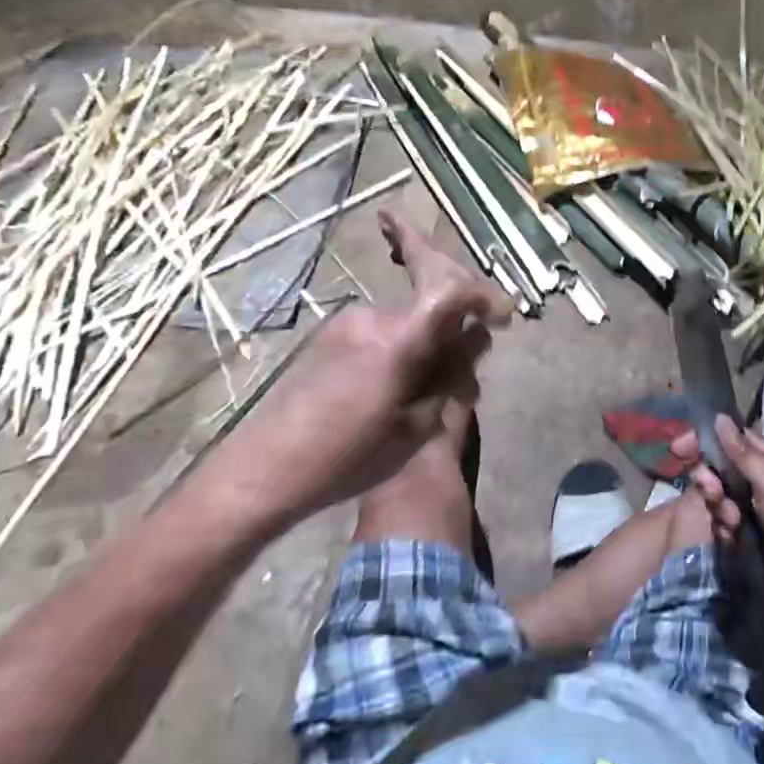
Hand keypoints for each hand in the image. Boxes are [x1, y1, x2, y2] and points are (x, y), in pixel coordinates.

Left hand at [190, 211, 511, 533]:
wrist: (259, 472)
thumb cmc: (347, 458)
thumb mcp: (418, 425)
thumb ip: (451, 374)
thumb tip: (476, 338)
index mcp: (397, 340)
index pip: (450, 290)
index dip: (484, 296)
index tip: (503, 317)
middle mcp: (371, 320)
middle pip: (433, 298)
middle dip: (463, 315)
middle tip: (475, 348)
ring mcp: (346, 325)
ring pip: (412, 319)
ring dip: (434, 339)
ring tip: (440, 385)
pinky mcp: (331, 338)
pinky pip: (387, 330)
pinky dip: (409, 346)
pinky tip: (407, 384)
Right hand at [672, 415, 763, 587]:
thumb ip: (742, 452)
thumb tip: (720, 417)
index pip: (728, 439)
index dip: (704, 442)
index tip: (679, 451)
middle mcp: (759, 476)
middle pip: (720, 472)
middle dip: (711, 486)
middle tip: (716, 501)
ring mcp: (755, 504)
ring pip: (722, 500)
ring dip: (720, 512)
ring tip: (732, 526)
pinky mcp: (754, 530)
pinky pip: (728, 523)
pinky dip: (727, 530)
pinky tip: (732, 539)